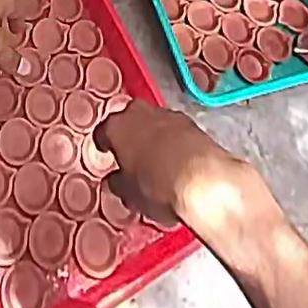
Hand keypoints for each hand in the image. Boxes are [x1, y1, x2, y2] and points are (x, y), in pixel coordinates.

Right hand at [95, 100, 258, 229]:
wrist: (204, 181)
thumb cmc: (159, 187)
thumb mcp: (130, 195)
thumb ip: (118, 183)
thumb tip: (116, 181)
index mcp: (116, 126)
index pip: (102, 132)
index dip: (104, 145)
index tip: (106, 153)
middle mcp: (138, 112)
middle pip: (128, 121)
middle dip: (130, 137)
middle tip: (133, 159)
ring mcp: (166, 114)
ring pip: (153, 123)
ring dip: (154, 138)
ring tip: (159, 164)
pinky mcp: (190, 121)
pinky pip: (175, 130)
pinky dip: (174, 142)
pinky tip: (179, 162)